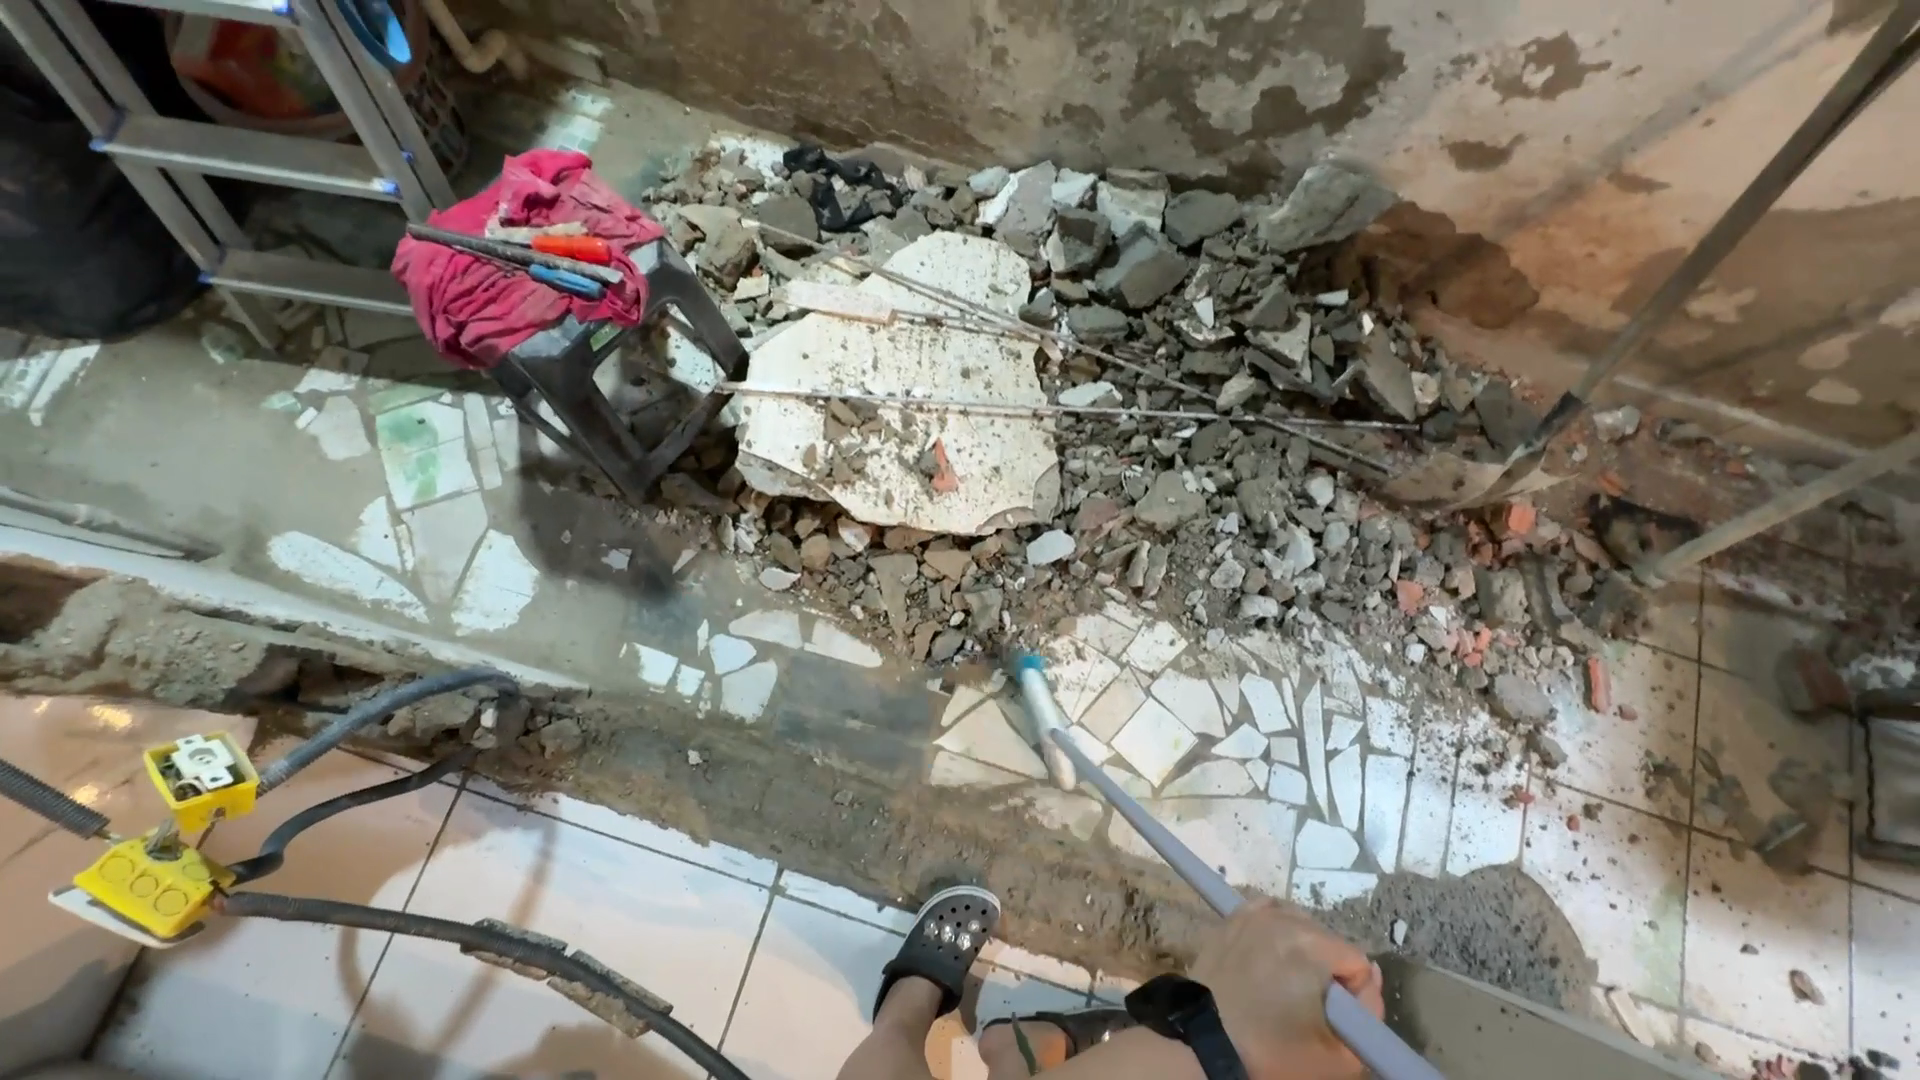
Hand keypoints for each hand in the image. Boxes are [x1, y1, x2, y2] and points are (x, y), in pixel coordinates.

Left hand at [1187, 898, 1384, 1079]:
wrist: (1205, 1043)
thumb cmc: (1273, 1052)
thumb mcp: (1341, 1056)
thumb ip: (1369, 1014)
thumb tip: (1369, 977)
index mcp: (1311, 944)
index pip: (1357, 961)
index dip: (1356, 994)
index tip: (1336, 1018)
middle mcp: (1282, 918)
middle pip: (1328, 939)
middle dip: (1329, 970)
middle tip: (1311, 1005)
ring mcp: (1252, 915)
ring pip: (1298, 923)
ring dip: (1303, 949)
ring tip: (1289, 984)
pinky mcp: (1231, 920)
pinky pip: (1266, 912)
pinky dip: (1276, 929)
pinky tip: (1271, 955)